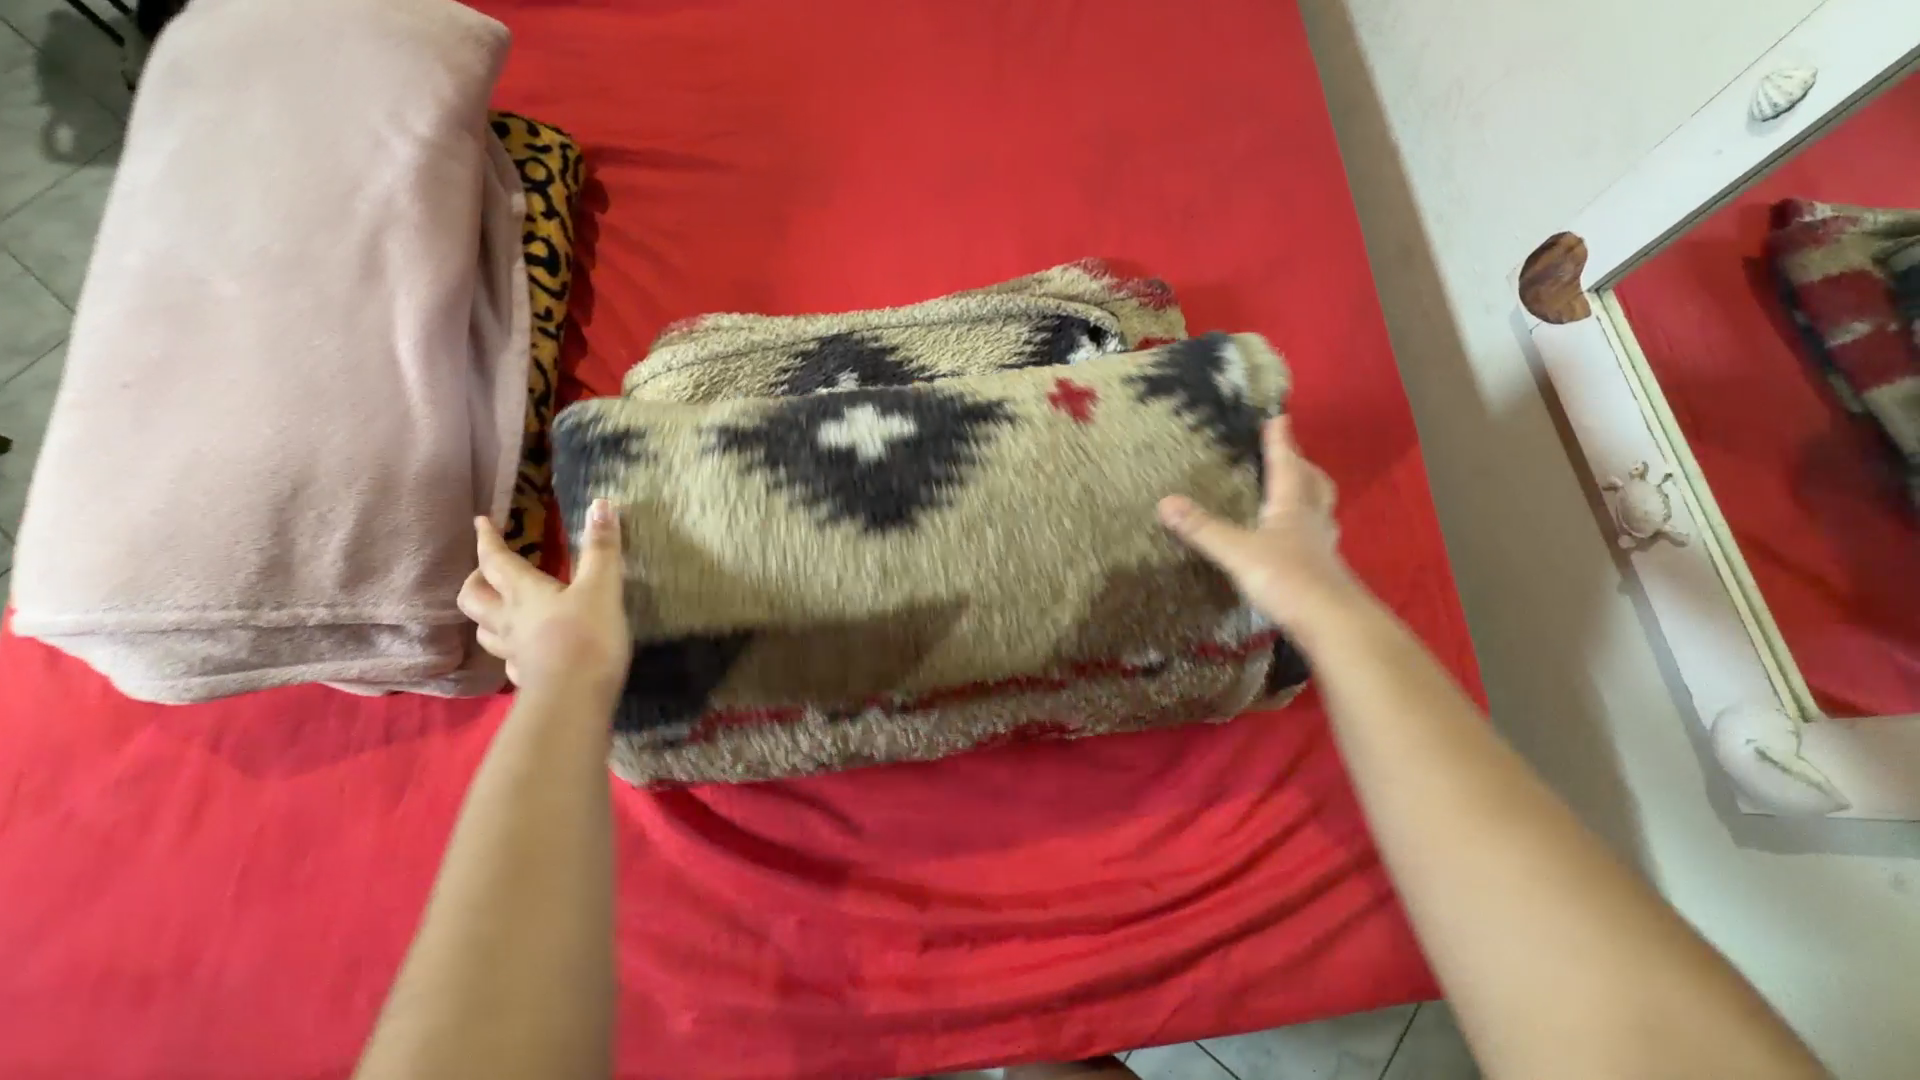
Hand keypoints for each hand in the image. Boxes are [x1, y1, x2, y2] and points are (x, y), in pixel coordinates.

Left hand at [457, 498, 631, 702]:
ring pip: (484, 631)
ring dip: (486, 617)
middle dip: (477, 580)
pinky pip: (509, 661)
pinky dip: (511, 651)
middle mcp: (510, 621)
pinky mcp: (527, 678)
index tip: (479, 521)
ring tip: (500, 609)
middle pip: (473, 598)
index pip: (495, 560)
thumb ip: (602, 548)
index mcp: (524, 593)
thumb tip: (601, 503)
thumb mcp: (602, 587)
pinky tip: (525, 652)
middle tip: (489, 571)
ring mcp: (514, 653)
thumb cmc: (587, 637)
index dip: (487, 539)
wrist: (576, 699)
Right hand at [1158, 417, 1372, 636]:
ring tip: (1295, 494)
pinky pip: (1315, 539)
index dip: (1281, 441)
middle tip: (1292, 454)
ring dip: (1309, 496)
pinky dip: (1305, 530)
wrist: (1331, 623)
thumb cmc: (1286, 578)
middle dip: (1302, 466)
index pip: (1286, 464)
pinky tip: (1293, 543)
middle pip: (1313, 484)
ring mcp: (1321, 547)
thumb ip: (1202, 529)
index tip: (1279, 417)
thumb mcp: (1237, 551)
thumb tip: (1164, 502)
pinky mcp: (1323, 572)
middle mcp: (1312, 520)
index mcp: (1292, 506)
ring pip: (1319, 511)